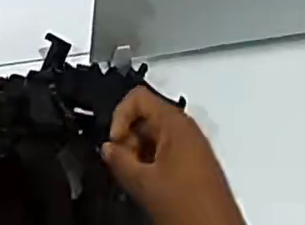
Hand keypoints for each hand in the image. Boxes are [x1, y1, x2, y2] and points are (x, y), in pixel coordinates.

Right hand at [101, 88, 243, 224]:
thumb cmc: (190, 207)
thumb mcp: (145, 184)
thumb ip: (120, 162)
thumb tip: (108, 148)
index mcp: (175, 121)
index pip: (138, 97)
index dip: (120, 116)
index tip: (115, 142)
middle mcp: (185, 127)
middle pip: (146, 117)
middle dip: (130, 140)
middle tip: (124, 165)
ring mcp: (192, 145)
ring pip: (155, 136)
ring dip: (140, 154)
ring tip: (137, 180)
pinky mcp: (196, 162)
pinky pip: (167, 151)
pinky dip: (153, 163)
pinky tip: (151, 186)